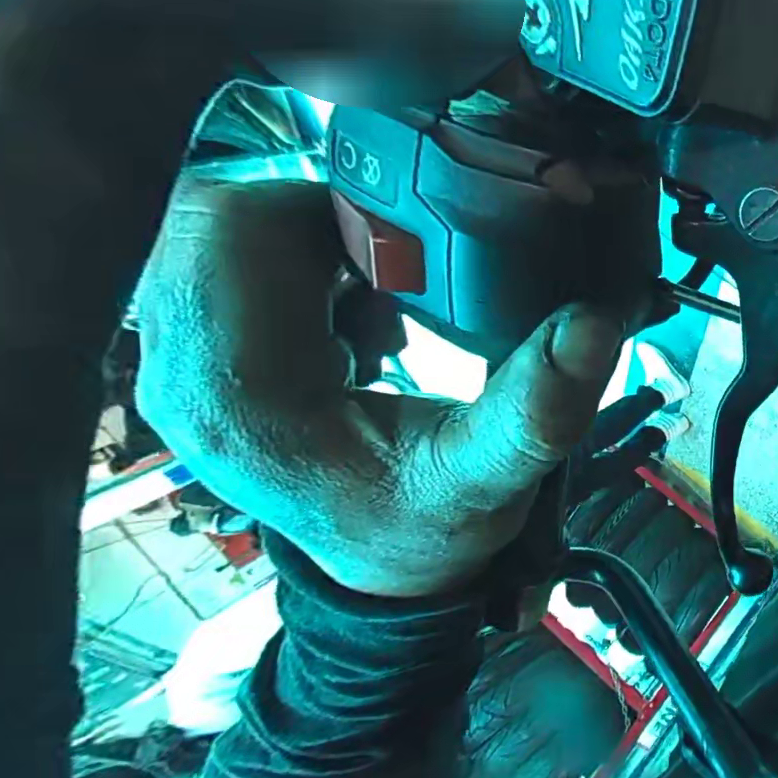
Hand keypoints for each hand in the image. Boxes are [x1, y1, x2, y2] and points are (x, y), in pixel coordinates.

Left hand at [134, 178, 621, 597]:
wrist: (387, 564)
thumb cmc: (428, 527)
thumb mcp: (491, 479)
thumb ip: (538, 409)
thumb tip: (595, 321)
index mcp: (232, 396)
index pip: (240, 227)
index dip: (335, 214)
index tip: (420, 254)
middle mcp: (182, 367)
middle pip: (229, 215)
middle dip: (331, 221)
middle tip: (411, 267)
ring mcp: (190, 356)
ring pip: (237, 228)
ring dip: (327, 240)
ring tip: (396, 291)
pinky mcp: (216, 349)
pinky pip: (249, 257)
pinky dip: (318, 258)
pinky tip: (371, 308)